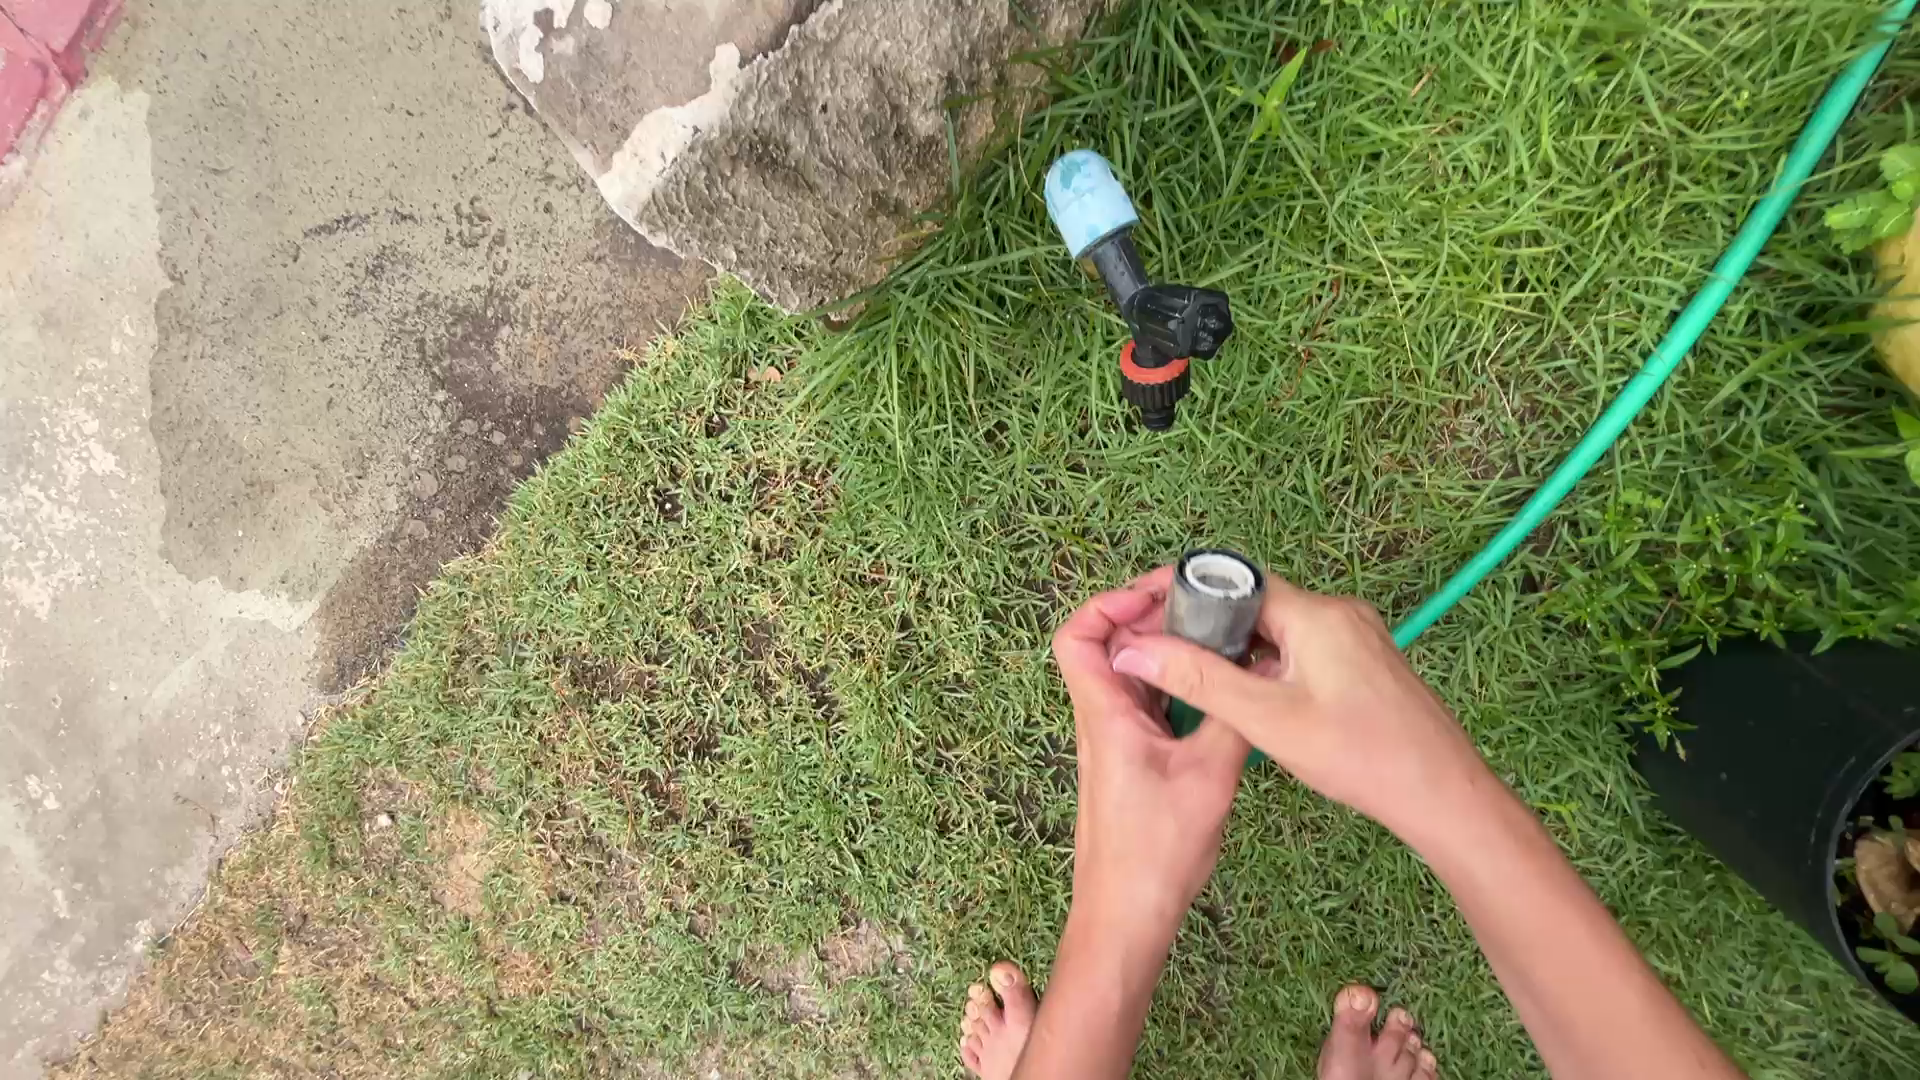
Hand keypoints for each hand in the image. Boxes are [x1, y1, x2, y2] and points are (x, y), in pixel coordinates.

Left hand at [1052, 568, 1251, 938]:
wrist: (1126, 912)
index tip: (1155, 598)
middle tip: (1200, 609)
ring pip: (1129, 673)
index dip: (1106, 605)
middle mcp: (1101, 715)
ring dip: (1163, 650)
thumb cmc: (1155, 851)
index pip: (1077, 636)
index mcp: (1104, 712)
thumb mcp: (1209, 776)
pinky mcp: (1131, 754)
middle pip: (1107, 645)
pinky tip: (1211, 684)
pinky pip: (1146, 701)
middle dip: (1147, 618)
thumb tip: (1257, 670)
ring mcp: (1114, 735)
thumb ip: (1231, 717)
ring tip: (1213, 637)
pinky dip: (1172, 683)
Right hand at [1108, 576, 1494, 845]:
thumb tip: (1133, 650)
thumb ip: (1197, 678)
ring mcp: (1350, 634)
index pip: (1232, 581)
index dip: (1181, 594)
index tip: (1141, 614)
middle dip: (1200, 621)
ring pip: (1270, 624)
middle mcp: (1335, 611)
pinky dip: (1260, 659)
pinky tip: (1243, 691)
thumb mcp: (1267, 719)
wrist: (1446, 799)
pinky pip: (1294, 643)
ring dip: (1230, 643)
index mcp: (1315, 613)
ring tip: (1190, 671)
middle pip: (1249, 600)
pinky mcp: (1357, 657)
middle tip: (1157, 648)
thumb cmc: (1361, 758)